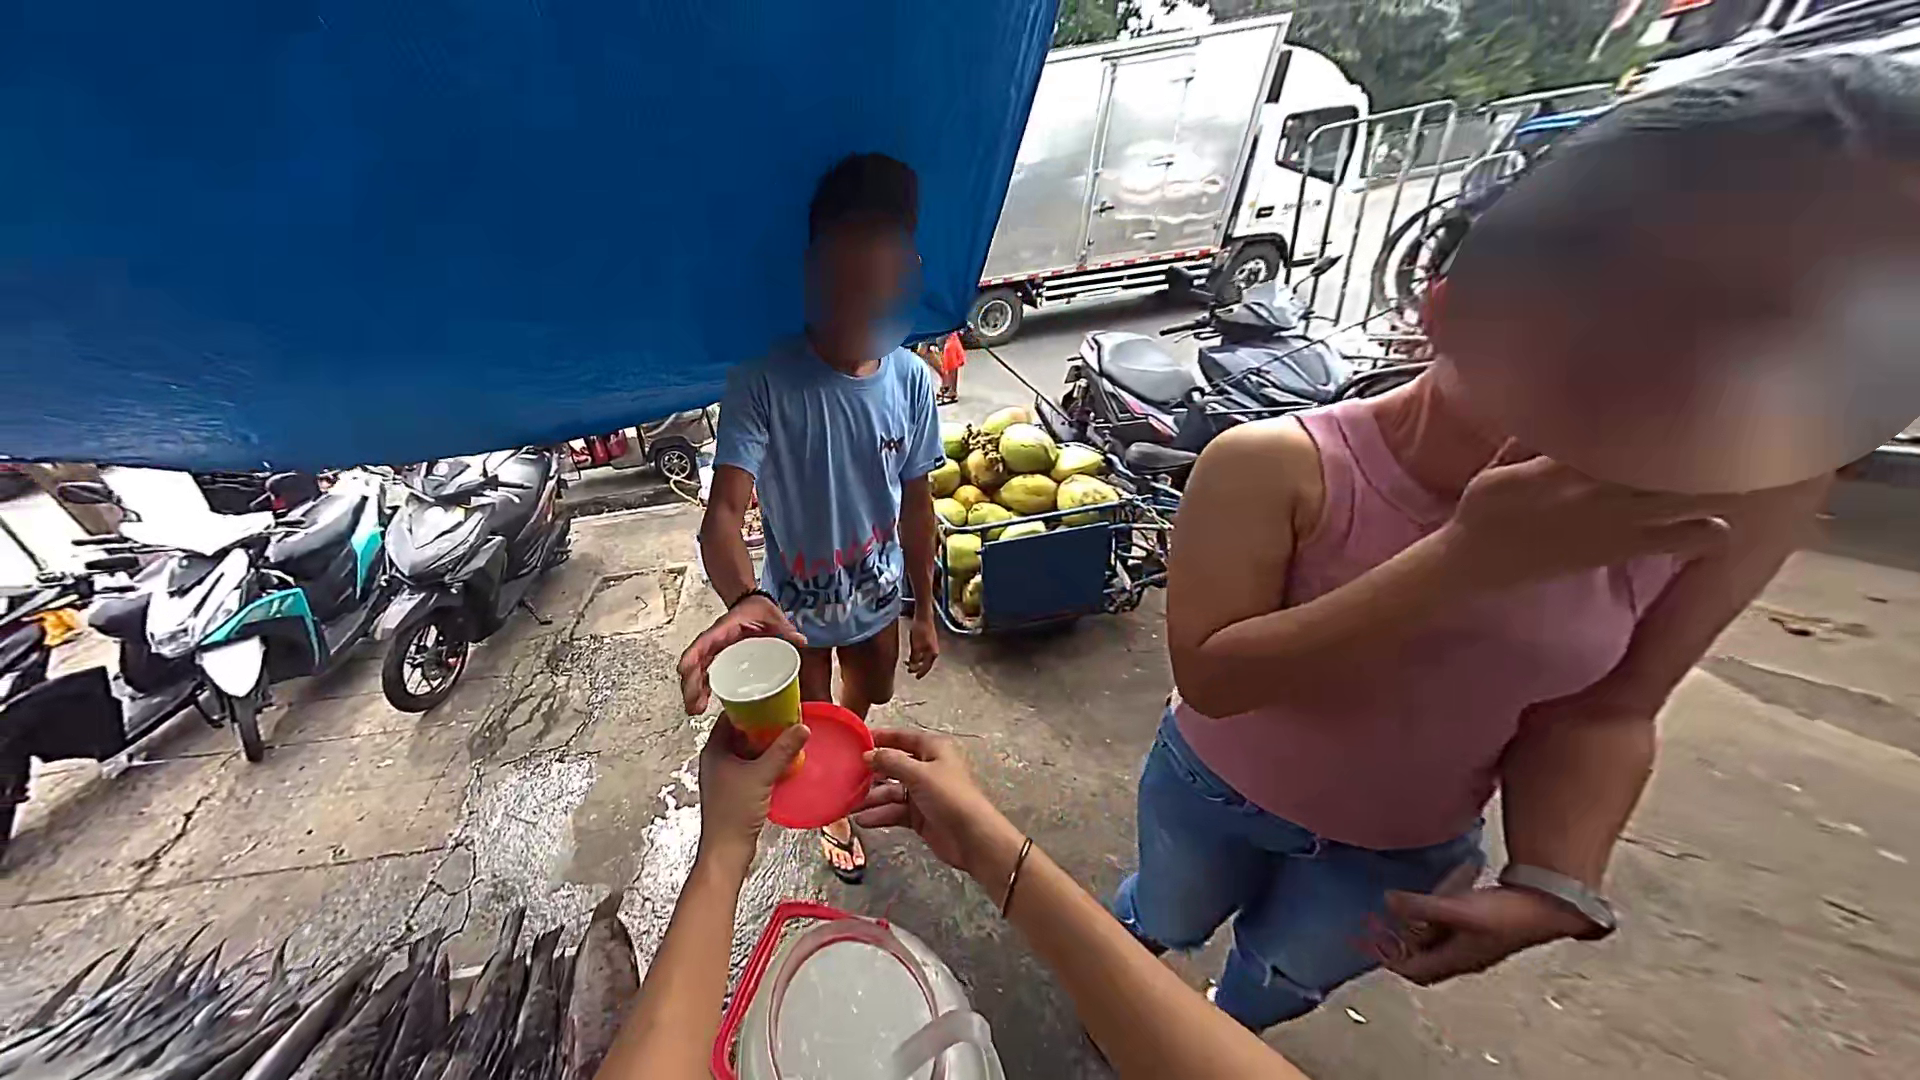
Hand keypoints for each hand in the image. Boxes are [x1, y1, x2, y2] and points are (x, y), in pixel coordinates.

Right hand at [677, 594, 804, 713]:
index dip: (694, 656)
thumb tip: (801, 641)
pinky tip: (702, 706)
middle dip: (691, 684)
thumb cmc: (758, 610)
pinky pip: (706, 675)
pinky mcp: (720, 661)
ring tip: (695, 710)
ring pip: (697, 672)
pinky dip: (702, 689)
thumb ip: (785, 629)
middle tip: (695, 705)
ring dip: (694, 691)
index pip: (704, 642)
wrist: (754, 603)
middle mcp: (714, 642)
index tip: (686, 671)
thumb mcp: (772, 617)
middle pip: (695, 663)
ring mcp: (715, 652)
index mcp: (724, 629)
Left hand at [695, 717, 809, 870]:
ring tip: (787, 731)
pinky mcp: (735, 786)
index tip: (770, 697)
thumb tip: (802, 727)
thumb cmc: (734, 812)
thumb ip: (782, 750)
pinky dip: (765, 756)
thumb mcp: (762, 776)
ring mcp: (725, 773)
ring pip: (747, 747)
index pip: (729, 716)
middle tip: (784, 712)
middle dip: (762, 721)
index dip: (749, 704)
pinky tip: (783, 756)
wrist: (727, 851)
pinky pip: (751, 762)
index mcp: (714, 750)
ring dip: (765, 740)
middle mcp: (717, 758)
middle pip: (740, 730)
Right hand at [853, 728, 1020, 879]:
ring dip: (872, 798)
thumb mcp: (919, 774)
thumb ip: (891, 762)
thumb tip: (868, 754)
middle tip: (845, 776)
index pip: (902, 738)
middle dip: (872, 772)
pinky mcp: (920, 815)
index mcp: (933, 749)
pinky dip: (880, 814)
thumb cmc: (949, 796)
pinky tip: (862, 820)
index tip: (856, 741)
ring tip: (849, 805)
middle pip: (894, 765)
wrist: (972, 837)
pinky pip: (895, 810)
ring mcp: (923, 792)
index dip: (880, 738)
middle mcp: (927, 767)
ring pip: (892, 791)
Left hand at [906, 612, 938, 677]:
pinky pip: (924, 652)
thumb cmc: (920, 631)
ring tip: (908, 662)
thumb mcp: (916, 647)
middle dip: (918, 667)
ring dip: (917, 661)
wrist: (923, 617)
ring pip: (924, 657)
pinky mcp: (929, 640)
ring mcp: (932, 645)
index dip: (921, 673)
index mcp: (933, 654)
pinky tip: (912, 653)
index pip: (926, 667)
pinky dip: (918, 655)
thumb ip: (914, 658)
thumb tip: (912, 667)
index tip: (916, 677)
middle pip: (926, 663)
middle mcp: (934, 651)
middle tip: (909, 670)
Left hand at [1380, 885, 1594, 985]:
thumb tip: (1387, 901)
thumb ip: (1421, 907)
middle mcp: (1462, 954)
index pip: (1417, 971)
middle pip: (1421, 957)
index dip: (1391, 962)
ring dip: (1409, 928)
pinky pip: (1442, 925)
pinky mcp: (1476, 925)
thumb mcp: (1458, 911)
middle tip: (1371, 922)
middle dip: (1395, 943)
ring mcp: (1470, 940)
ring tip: (1388, 907)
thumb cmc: (1503, 914)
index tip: (1366, 943)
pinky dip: (1425, 915)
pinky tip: (1417, 898)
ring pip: (1431, 941)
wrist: (1545, 906)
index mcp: (1457, 959)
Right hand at [1440, 441, 1730, 588]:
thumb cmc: (1482, 513)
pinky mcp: (1631, 547)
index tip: (1686, 401)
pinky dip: (1710, 526)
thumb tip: (1558, 413)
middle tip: (1720, 434)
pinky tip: (1697, 518)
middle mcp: (1599, 490)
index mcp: (1562, 466)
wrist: (1477, 561)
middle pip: (1682, 460)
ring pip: (1705, 494)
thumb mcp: (1496, 471)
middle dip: (1707, 445)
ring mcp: (1621, 520)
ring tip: (1718, 472)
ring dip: (1718, 482)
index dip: (1667, 415)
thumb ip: (1528, 444)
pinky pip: (1701, 535)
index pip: (1630, 433)